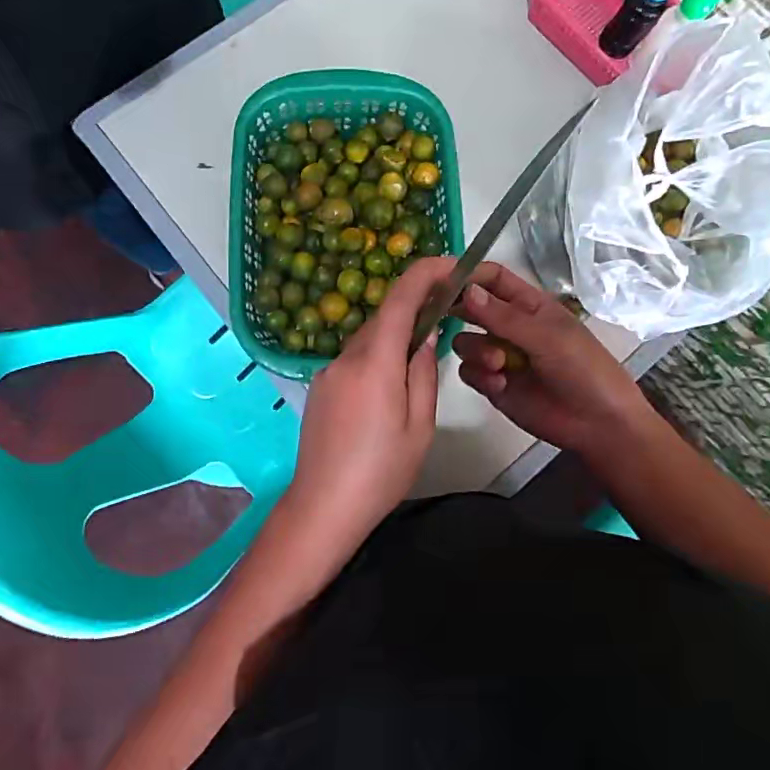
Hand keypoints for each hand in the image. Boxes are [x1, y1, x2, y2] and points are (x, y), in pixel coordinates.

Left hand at [285, 256, 451, 531]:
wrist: (323, 504)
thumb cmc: (381, 471)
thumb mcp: (419, 425)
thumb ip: (422, 373)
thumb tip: (424, 335)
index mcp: (374, 363)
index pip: (399, 300)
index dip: (424, 274)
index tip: (450, 265)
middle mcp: (345, 358)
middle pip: (382, 318)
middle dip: (414, 309)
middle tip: (446, 314)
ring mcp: (327, 372)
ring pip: (367, 339)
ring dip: (395, 336)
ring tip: (422, 355)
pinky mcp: (319, 388)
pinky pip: (353, 359)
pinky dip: (376, 356)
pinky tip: (389, 384)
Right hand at [452, 262, 654, 453]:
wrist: (597, 424)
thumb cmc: (584, 369)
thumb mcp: (547, 336)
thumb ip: (503, 316)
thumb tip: (466, 290)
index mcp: (528, 305)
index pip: (492, 279)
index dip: (469, 275)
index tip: (440, 280)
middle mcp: (508, 326)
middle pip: (469, 308)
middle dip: (458, 313)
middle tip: (442, 317)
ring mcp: (498, 355)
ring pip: (464, 342)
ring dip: (477, 352)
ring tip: (498, 365)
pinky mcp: (491, 383)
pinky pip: (468, 371)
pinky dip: (480, 376)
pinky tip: (500, 385)